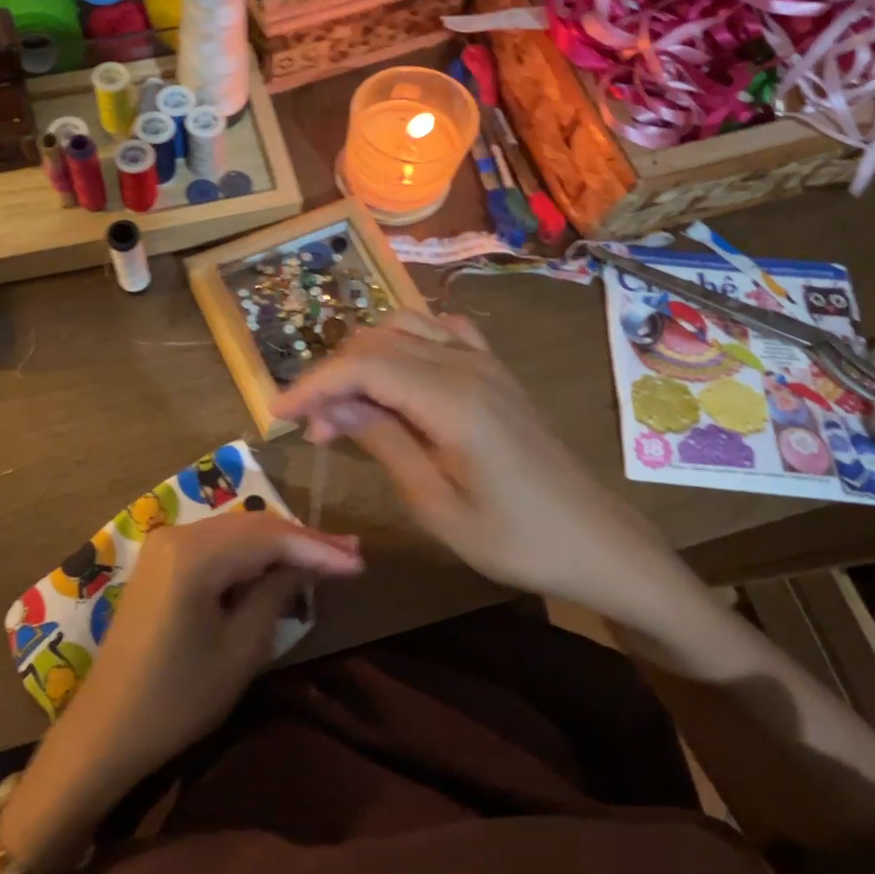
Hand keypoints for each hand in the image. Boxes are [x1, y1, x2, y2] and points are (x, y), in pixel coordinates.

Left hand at [0, 512, 361, 872]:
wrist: (107, 729)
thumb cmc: (179, 697)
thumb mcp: (240, 649)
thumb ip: (276, 594)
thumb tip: (310, 564)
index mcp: (194, 554)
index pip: (270, 537)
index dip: (318, 548)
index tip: (361, 563)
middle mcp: (177, 534)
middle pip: (252, 526)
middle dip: (302, 541)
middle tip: (352, 555)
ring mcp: (163, 546)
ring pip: (235, 532)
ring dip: (279, 545)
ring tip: (327, 557)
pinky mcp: (159, 562)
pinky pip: (215, 545)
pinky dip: (250, 554)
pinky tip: (279, 565)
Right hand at [270, 311, 678, 610]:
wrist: (598, 543)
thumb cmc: (516, 540)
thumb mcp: (436, 504)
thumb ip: (383, 442)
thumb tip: (331, 408)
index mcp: (450, 399)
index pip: (361, 366)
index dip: (312, 385)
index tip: (277, 414)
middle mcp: (466, 365)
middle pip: (376, 343)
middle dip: (332, 378)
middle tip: (314, 432)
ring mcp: (486, 364)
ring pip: (404, 329)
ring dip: (363, 360)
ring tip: (346, 410)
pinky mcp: (498, 374)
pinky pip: (441, 333)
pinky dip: (404, 345)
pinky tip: (395, 379)